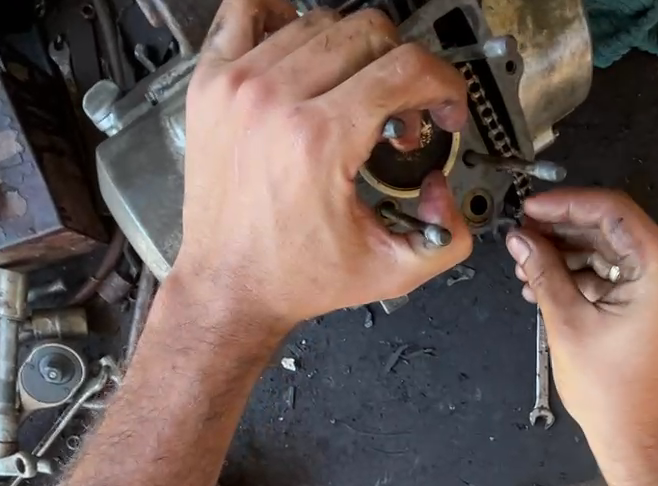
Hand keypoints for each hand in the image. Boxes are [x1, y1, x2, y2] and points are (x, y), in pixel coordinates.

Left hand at [170, 0, 472, 345]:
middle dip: (403, 72)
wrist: (230, 286)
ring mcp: (238, 84)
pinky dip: (284, 18)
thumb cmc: (294, 278)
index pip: (406, 68)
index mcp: (320, 141)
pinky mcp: (211, 83)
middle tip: (402, 119)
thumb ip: (446, 237)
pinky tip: (304, 53)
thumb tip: (443, 188)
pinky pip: (248, 11)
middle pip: (368, 34)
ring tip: (356, 101)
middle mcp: (276, 100)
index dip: (443, 85)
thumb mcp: (390, 274)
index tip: (444, 110)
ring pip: (320, 22)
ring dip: (355, 56)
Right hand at [506, 189, 657, 474]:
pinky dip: (581, 278)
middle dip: (562, 232)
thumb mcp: (568, 324)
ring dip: (567, 256)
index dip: (565, 204)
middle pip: (611, 229)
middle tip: (521, 236)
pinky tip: (545, 286)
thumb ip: (544, 273)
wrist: (635, 437)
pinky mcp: (651, 307)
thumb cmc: (610, 391)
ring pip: (609, 253)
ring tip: (526, 266)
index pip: (612, 210)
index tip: (529, 209)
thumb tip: (520, 239)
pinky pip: (614, 277)